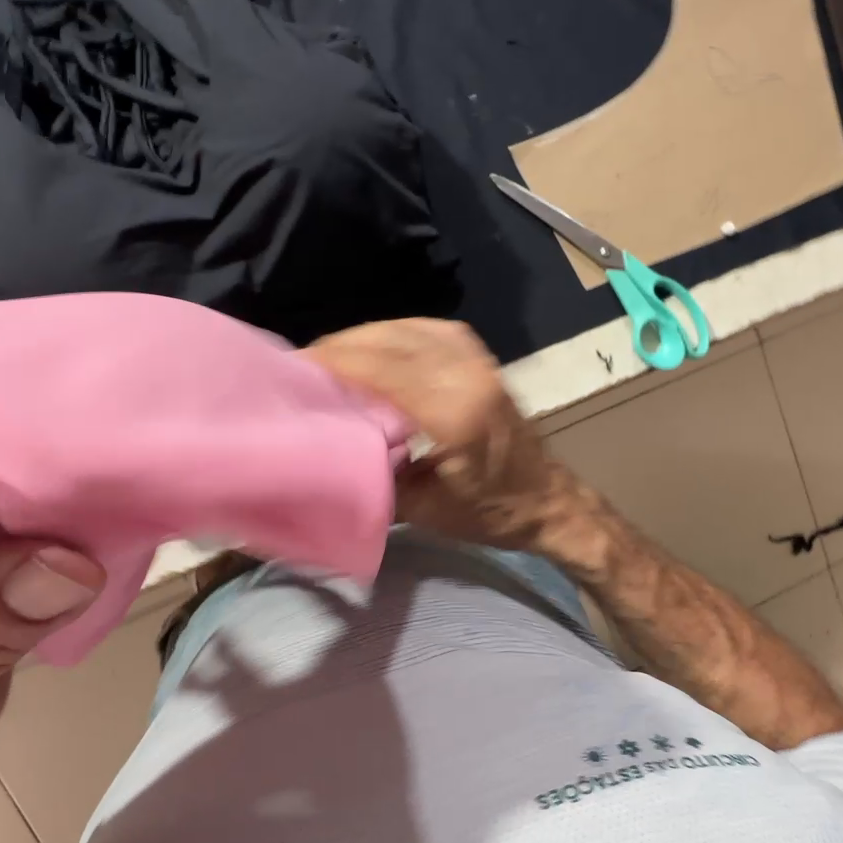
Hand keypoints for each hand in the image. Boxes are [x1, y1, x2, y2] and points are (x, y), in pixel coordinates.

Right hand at [304, 319, 578, 550]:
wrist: (549, 502)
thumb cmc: (491, 513)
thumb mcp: (427, 510)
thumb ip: (379, 479)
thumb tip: (332, 453)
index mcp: (454, 412)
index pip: (380, 369)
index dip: (333, 362)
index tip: (292, 370)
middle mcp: (467, 375)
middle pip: (390, 341)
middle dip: (341, 348)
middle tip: (303, 366)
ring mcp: (479, 362)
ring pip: (408, 329)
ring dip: (366, 338)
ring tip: (331, 359)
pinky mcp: (483, 359)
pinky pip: (430, 330)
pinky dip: (396, 334)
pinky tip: (375, 349)